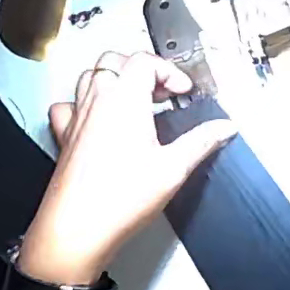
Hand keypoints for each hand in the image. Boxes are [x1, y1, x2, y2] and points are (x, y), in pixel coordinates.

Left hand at [18, 51, 235, 286]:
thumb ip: (202, 141)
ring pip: (90, 76)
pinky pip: (68, 105)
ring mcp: (77, 118)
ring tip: (136, 101)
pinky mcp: (65, 138)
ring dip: (114, 79)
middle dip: (142, 69)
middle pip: (115, 60)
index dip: (169, 71)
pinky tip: (97, 119)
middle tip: (163, 93)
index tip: (184, 92)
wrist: (77, 229)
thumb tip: (224, 127)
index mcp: (125, 100)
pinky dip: (84, 102)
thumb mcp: (174, 168)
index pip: (145, 62)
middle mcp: (97, 101)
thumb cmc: (121, 199)